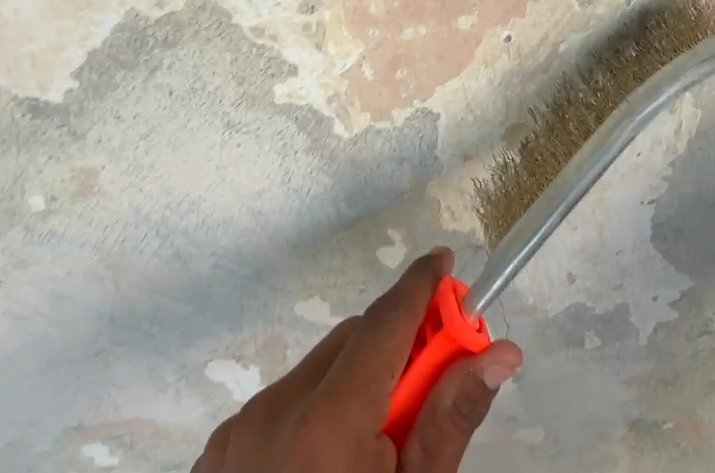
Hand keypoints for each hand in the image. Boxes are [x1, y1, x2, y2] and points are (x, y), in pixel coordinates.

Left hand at [192, 247, 523, 472]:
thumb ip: (452, 419)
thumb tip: (501, 352)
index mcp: (327, 423)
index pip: (385, 324)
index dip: (420, 285)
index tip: (445, 261)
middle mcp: (272, 413)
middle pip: (352, 341)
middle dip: (398, 340)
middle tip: (435, 371)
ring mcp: (234, 436)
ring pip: (314, 370)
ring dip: (357, 376)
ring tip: (378, 437)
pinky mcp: (212, 458)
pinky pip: (280, 403)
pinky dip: (316, 405)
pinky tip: (328, 459)